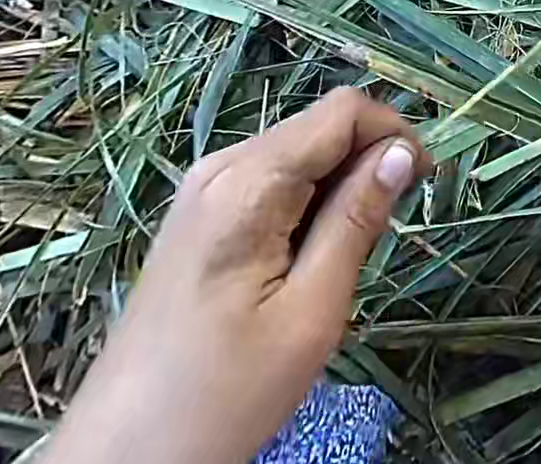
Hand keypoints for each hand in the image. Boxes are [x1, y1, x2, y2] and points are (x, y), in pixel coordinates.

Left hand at [43, 88, 428, 463]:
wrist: (119, 461)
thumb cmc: (222, 394)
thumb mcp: (311, 311)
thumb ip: (357, 218)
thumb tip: (403, 152)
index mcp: (247, 182)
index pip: (342, 111)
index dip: (394, 132)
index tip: (421, 181)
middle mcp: (222, 165)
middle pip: (322, 124)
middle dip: (369, 156)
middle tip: (386, 224)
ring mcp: (206, 186)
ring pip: (302, 147)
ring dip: (343, 178)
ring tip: (347, 245)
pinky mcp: (203, 210)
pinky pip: (276, 174)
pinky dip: (313, 194)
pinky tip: (310, 247)